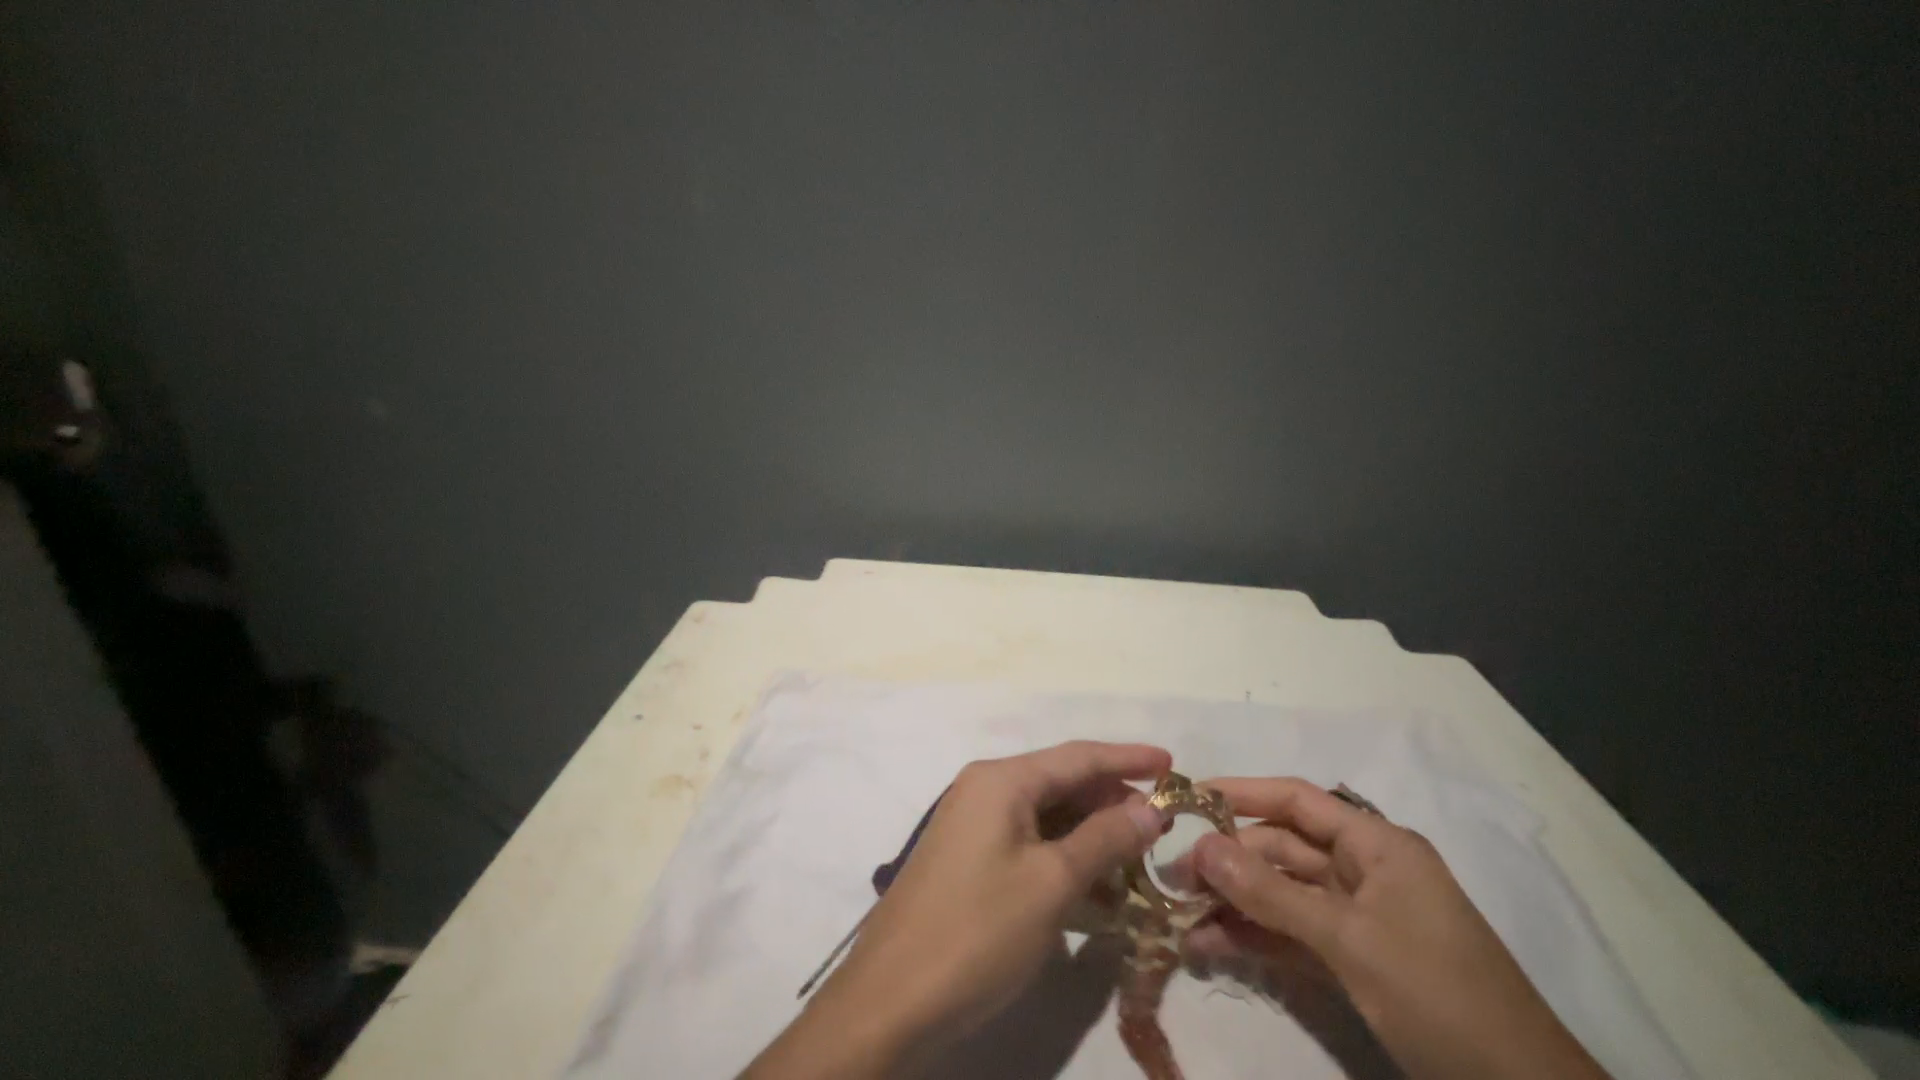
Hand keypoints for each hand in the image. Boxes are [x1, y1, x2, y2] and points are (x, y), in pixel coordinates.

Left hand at [742, 741, 1170, 1079]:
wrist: (891, 1000)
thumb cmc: (978, 930)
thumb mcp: (1052, 883)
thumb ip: (1105, 839)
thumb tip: (1150, 808)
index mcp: (1000, 782)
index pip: (1077, 756)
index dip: (1128, 759)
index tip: (1174, 765)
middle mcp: (983, 793)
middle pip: (1062, 784)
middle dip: (1113, 803)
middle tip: (1164, 827)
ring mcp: (972, 830)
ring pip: (1048, 819)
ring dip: (1092, 837)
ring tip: (1140, 862)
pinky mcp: (968, 865)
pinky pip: (1029, 847)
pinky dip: (1065, 861)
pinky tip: (1098, 890)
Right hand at [1187, 778, 1611, 1079]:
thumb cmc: (1436, 993)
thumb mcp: (1349, 939)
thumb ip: (1272, 893)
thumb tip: (1201, 848)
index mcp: (1378, 846)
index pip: (1297, 801)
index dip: (1240, 793)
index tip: (1184, 799)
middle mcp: (1365, 872)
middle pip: (1282, 849)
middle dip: (1228, 860)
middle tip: (1170, 878)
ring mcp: (1357, 920)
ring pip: (1281, 896)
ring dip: (1233, 904)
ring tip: (1178, 916)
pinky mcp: (1351, 962)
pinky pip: (1292, 937)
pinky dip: (1254, 940)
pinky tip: (1209, 946)